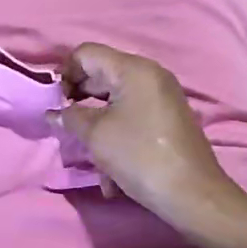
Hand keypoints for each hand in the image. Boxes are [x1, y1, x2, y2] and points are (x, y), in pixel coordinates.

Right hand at [54, 43, 240, 228]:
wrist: (192, 194)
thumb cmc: (139, 155)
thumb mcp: (96, 135)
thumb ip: (70, 117)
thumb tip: (54, 112)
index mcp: (133, 69)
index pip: (86, 53)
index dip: (65, 74)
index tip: (56, 103)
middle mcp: (150, 75)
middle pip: (101, 74)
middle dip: (79, 99)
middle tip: (65, 126)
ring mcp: (162, 97)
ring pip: (115, 101)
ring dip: (95, 124)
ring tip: (86, 152)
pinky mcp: (167, 119)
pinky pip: (132, 117)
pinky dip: (116, 135)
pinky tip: (110, 171)